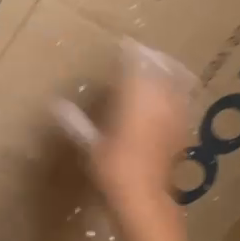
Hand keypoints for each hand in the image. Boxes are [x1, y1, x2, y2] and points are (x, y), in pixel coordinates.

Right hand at [57, 40, 195, 217]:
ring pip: (179, 82)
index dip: (130, 52)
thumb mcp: (89, 144)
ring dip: (170, 71)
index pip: (136, 66)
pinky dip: (179, 91)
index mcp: (135, 100)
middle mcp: (160, 102)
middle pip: (162, 69)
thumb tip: (55, 105)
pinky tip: (173, 95)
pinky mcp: (183, 130)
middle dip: (153, 58)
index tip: (124, 43)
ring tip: (162, 67)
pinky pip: (185, 100)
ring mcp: (176, 115)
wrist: (143, 198)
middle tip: (143, 52)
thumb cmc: (112, 170)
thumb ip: (76, 121)